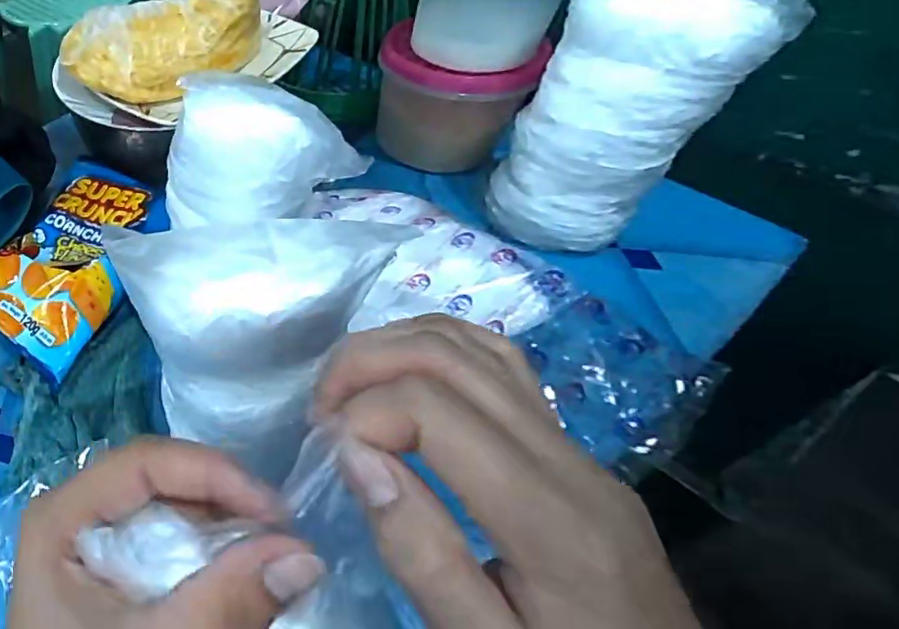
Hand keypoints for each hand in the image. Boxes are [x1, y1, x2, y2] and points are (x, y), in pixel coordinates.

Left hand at [8, 436, 326, 628]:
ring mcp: (90, 539)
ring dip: (222, 525)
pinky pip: (164, 539)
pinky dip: (207, 551)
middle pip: (159, 479)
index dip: (213, 472)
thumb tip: (307, 556)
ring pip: (167, 505)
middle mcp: (74, 511)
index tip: (276, 510)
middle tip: (281, 530)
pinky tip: (238, 568)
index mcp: (61, 515)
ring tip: (269, 548)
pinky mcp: (109, 569)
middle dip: (223, 500)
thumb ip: (226, 601)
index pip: (145, 462)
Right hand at [313, 315, 698, 628]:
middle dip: (365, 361)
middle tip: (321, 407)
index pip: (434, 409)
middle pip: (448, 356)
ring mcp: (576, 445)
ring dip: (394, 345)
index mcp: (555, 523)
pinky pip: (498, 360)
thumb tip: (356, 454)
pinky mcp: (571, 444)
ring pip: (471, 342)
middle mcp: (571, 461)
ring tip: (349, 387)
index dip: (364, 415)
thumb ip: (421, 557)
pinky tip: (404, 373)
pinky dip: (437, 346)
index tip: (332, 454)